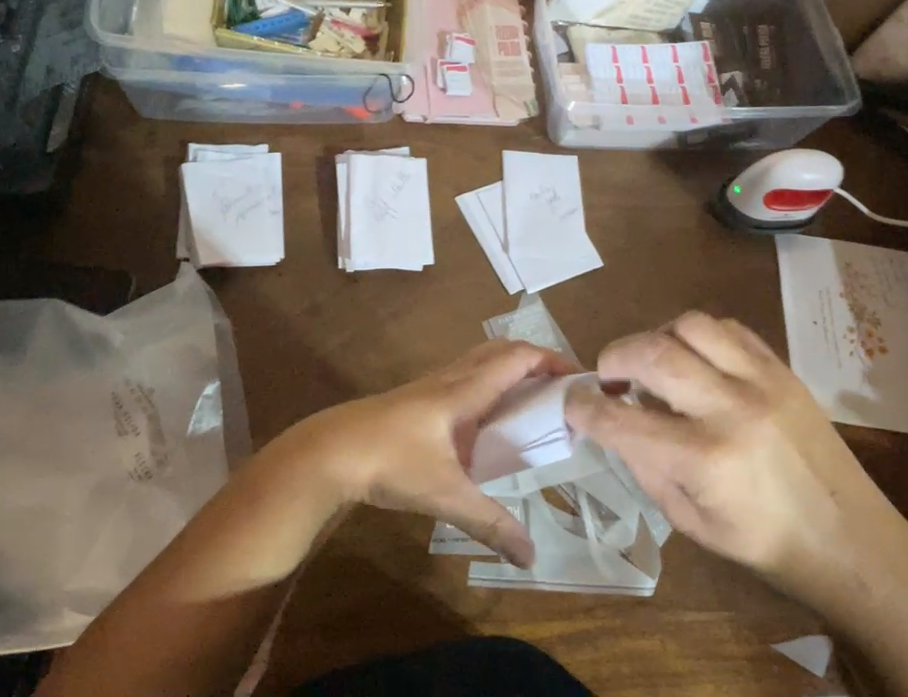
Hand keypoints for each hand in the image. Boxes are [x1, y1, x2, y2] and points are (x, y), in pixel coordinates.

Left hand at [278, 341, 578, 567]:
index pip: (517, 358)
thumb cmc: (389, 462)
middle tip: (561, 392)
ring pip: (477, 363)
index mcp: (464, 390)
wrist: (327, 452)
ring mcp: (427, 386)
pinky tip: (484, 424)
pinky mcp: (412, 400)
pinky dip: (485, 387)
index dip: (552, 360)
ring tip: (531, 406)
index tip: (580, 381)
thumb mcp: (445, 495)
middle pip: (499, 352)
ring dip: (508, 372)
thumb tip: (531, 554)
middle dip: (534, 362)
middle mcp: (449, 379)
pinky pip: (460, 379)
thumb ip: (490, 523)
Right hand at [565, 312, 907, 602]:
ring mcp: (763, 382)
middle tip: (608, 376)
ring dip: (656, 337)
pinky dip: (697, 336)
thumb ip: (644, 464)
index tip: (572, 401)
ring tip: (652, 363)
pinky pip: (728, 329)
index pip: (620, 419)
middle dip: (613, 356)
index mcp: (705, 460)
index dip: (584, 406)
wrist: (852, 540)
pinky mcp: (783, 370)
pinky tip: (693, 360)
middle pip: (652, 352)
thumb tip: (613, 421)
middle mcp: (731, 410)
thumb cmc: (763, 542)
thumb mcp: (688, 520)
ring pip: (690, 325)